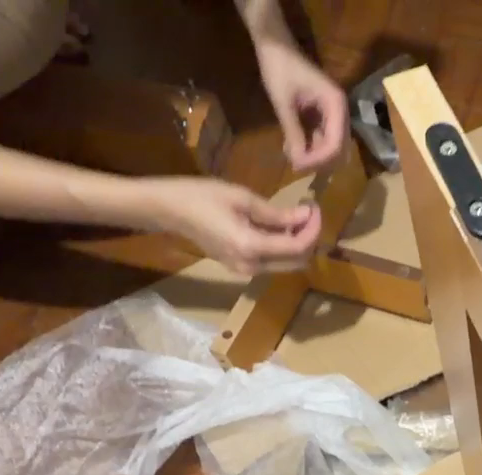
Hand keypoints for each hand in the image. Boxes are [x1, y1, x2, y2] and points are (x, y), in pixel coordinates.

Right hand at [141, 177, 321, 273]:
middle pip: (297, 262)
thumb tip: (306, 216)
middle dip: (309, 239)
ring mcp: (246, 271)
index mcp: (251, 248)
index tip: (315, 209)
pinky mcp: (241, 267)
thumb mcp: (241, 198)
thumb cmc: (200, 196)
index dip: (312, 230)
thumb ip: (276, 213)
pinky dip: (282, 247)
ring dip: (297, 244)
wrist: (166, 209)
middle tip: (309, 213)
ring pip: (286, 264)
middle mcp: (252, 266)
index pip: (297, 248)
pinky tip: (280, 226)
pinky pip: (271, 261)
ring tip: (297, 217)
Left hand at [255, 42, 348, 169]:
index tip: (298, 166)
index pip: (336, 144)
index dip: (319, 159)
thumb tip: (298, 163)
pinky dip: (310, 147)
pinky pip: (323, 139)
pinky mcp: (325, 116)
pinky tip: (292, 147)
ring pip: (332, 147)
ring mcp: (334, 114)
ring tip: (291, 156)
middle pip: (339, 149)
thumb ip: (293, 133)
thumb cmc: (279, 67)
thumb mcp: (283, 102)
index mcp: (336, 105)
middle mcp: (340, 112)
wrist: (275, 45)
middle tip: (296, 165)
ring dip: (314, 156)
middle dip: (319, 161)